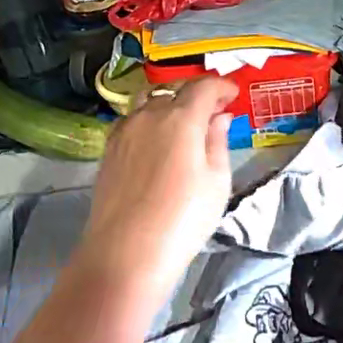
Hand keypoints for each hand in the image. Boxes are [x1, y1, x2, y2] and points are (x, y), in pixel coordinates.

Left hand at [77, 77, 237, 297]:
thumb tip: (219, 119)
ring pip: (149, 101)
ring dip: (170, 103)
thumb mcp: (217, 180)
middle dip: (198, 94)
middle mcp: (149, 116)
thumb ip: (218, 142)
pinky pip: (131, 120)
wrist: (125, 256)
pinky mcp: (108, 151)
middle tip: (215, 111)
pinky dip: (149, 118)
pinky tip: (157, 140)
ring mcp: (124, 132)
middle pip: (175, 90)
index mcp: (182, 118)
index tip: (234, 95)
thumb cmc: (183, 218)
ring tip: (185, 122)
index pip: (204, 86)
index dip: (223, 86)